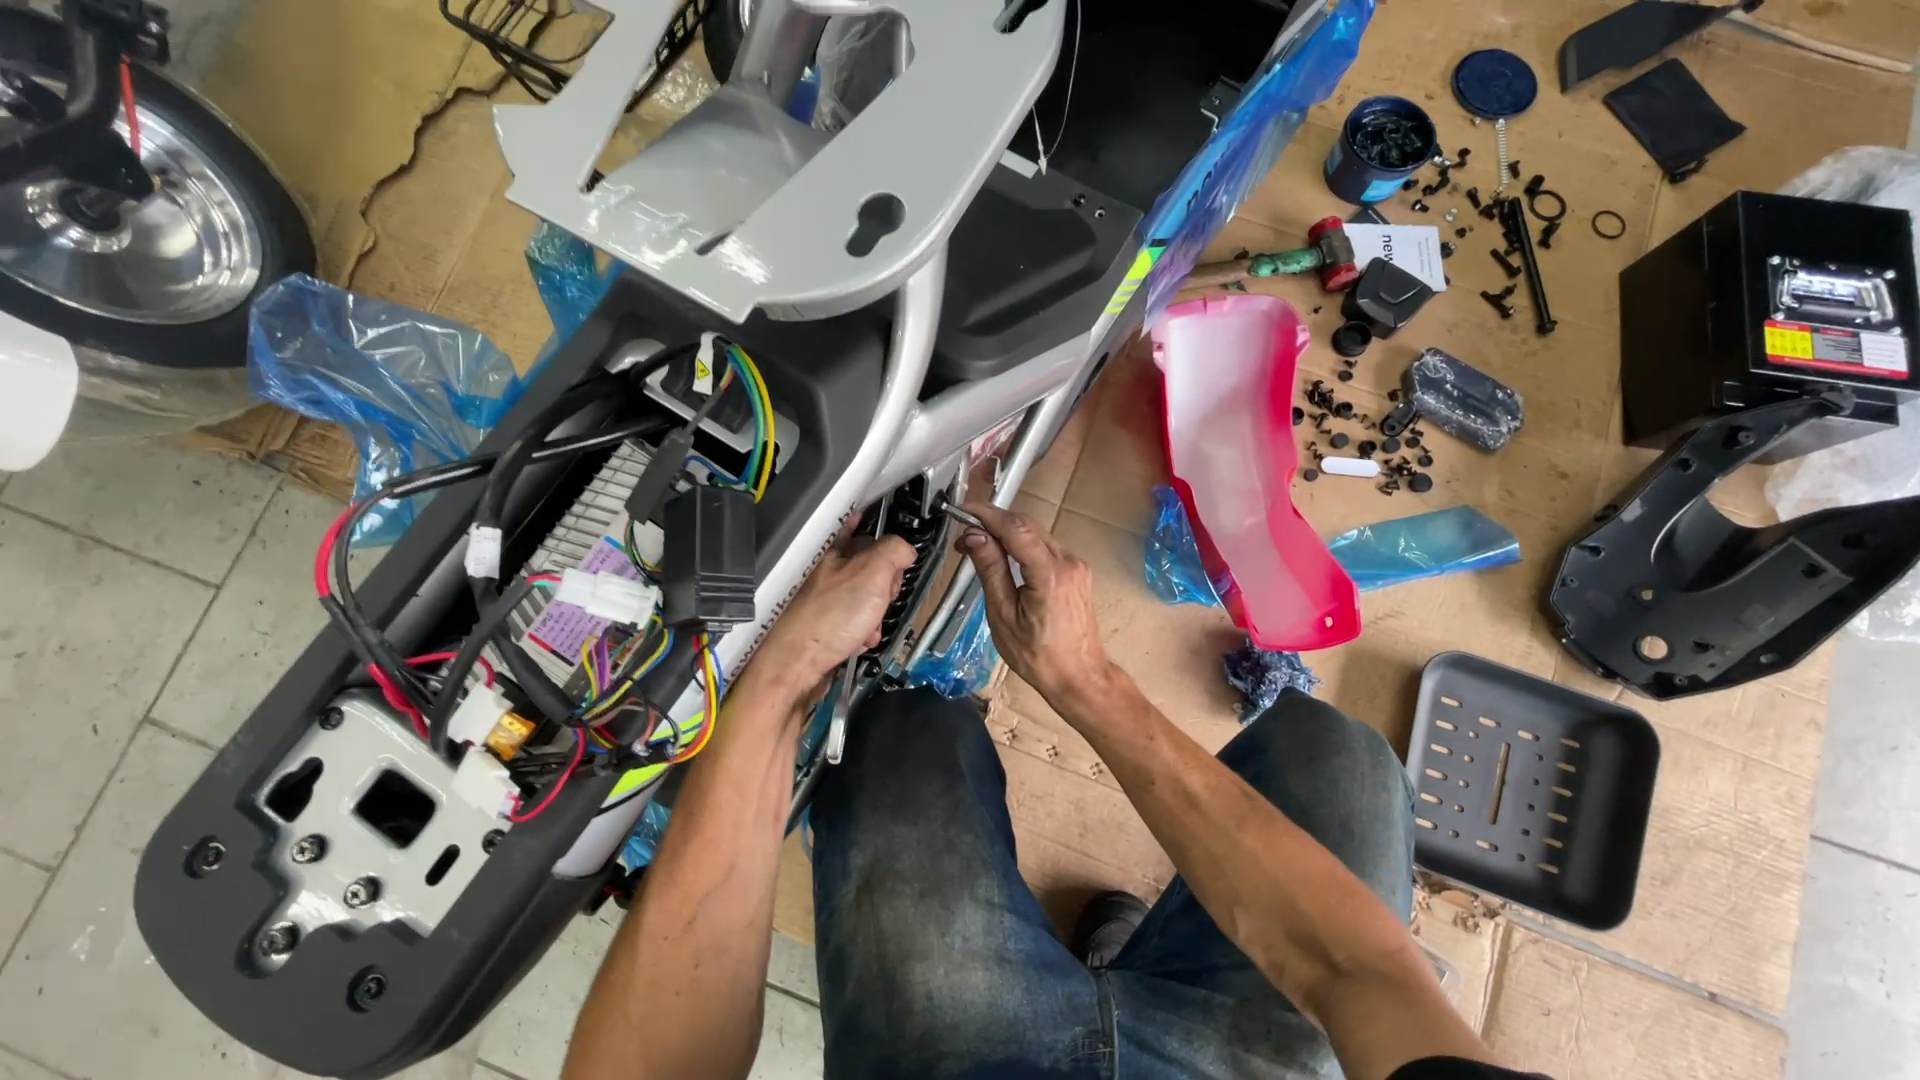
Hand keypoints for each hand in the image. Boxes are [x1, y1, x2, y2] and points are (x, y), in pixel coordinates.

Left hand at [752, 526, 916, 695]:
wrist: (798, 662)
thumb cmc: (827, 617)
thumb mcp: (872, 573)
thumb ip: (893, 551)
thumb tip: (906, 548)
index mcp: (834, 550)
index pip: (863, 530)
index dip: (884, 542)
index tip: (896, 553)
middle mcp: (827, 571)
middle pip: (872, 567)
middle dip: (885, 585)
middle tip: (882, 594)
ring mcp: (826, 598)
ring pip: (868, 597)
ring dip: (876, 613)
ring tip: (868, 624)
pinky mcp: (826, 623)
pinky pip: (857, 621)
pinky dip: (864, 630)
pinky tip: (860, 639)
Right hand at [953, 503, 1113, 704]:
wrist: (1080, 676)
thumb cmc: (1039, 656)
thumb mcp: (1003, 616)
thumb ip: (990, 571)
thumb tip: (974, 537)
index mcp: (1050, 575)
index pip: (1016, 529)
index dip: (987, 514)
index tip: (964, 511)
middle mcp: (1068, 563)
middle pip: (1027, 526)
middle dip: (993, 524)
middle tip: (964, 537)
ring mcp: (1076, 565)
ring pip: (1036, 534)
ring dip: (1007, 534)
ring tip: (980, 548)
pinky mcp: (1077, 571)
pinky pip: (1045, 547)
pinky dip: (1022, 545)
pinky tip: (1004, 557)